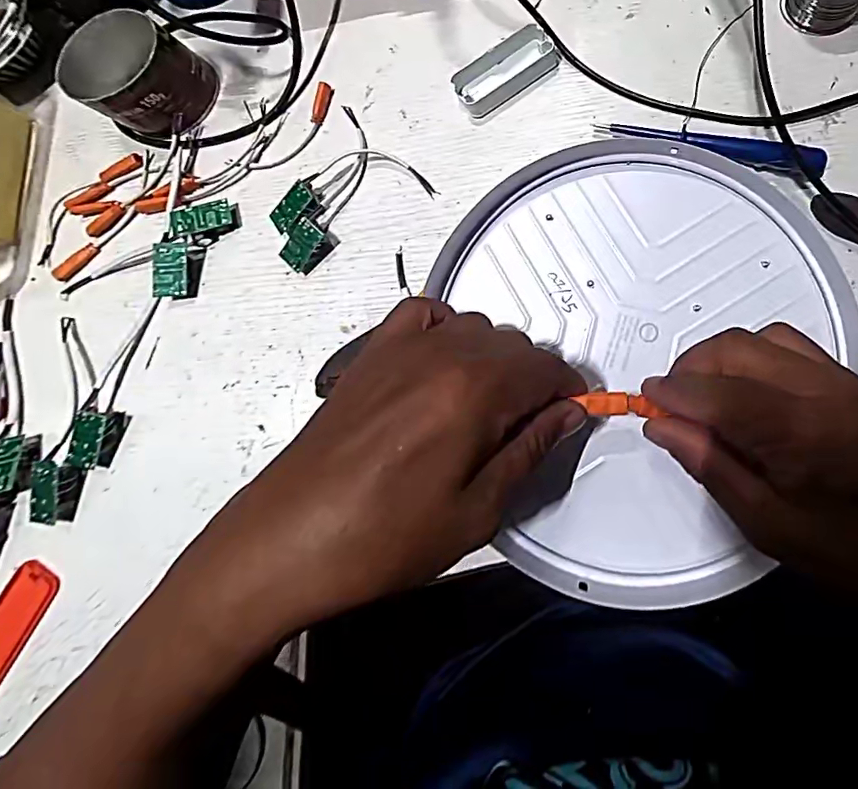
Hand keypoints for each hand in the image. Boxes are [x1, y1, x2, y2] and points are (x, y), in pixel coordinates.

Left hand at [164, 298, 585, 651]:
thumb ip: (529, 451)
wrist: (285, 543)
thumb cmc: (381, 540)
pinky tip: (444, 363)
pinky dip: (447, 328)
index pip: (546, 369)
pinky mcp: (371, 353)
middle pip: (516, 345)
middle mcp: (441, 353)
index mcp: (474, 392)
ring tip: (485, 407)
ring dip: (496, 359)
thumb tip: (568, 415)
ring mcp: (402, 347)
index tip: (572, 415)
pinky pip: (424, 313)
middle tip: (528, 427)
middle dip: (535, 380)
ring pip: (477, 327)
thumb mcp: (475, 512)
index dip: (569, 392)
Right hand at [641, 324, 857, 645]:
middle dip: (692, 369)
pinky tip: (742, 387)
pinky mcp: (848, 378)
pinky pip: (787, 343)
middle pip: (737, 349)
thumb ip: (712, 466)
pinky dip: (751, 355)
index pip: (722, 393)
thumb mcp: (770, 525)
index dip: (676, 392)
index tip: (648, 400)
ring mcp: (840, 379)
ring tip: (702, 396)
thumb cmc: (852, 555)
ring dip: (720, 358)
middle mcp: (824, 391)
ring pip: (760, 337)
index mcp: (806, 434)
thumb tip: (663, 426)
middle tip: (672, 405)